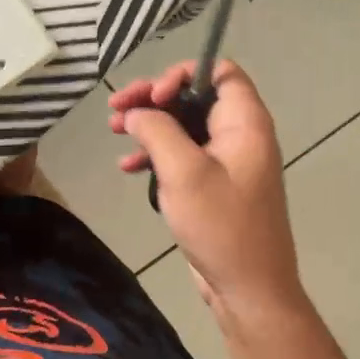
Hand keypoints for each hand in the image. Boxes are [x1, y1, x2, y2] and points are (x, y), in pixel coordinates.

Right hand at [108, 60, 301, 316]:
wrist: (246, 285)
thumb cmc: (220, 224)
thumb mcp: (183, 172)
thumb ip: (157, 131)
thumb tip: (136, 112)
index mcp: (245, 124)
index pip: (221, 73)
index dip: (182, 75)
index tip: (151, 97)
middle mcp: (239, 136)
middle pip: (195, 97)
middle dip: (153, 99)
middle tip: (116, 109)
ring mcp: (226, 162)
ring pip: (184, 127)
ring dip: (148, 126)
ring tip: (113, 132)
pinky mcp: (213, 186)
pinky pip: (182, 156)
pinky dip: (155, 155)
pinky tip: (128, 168)